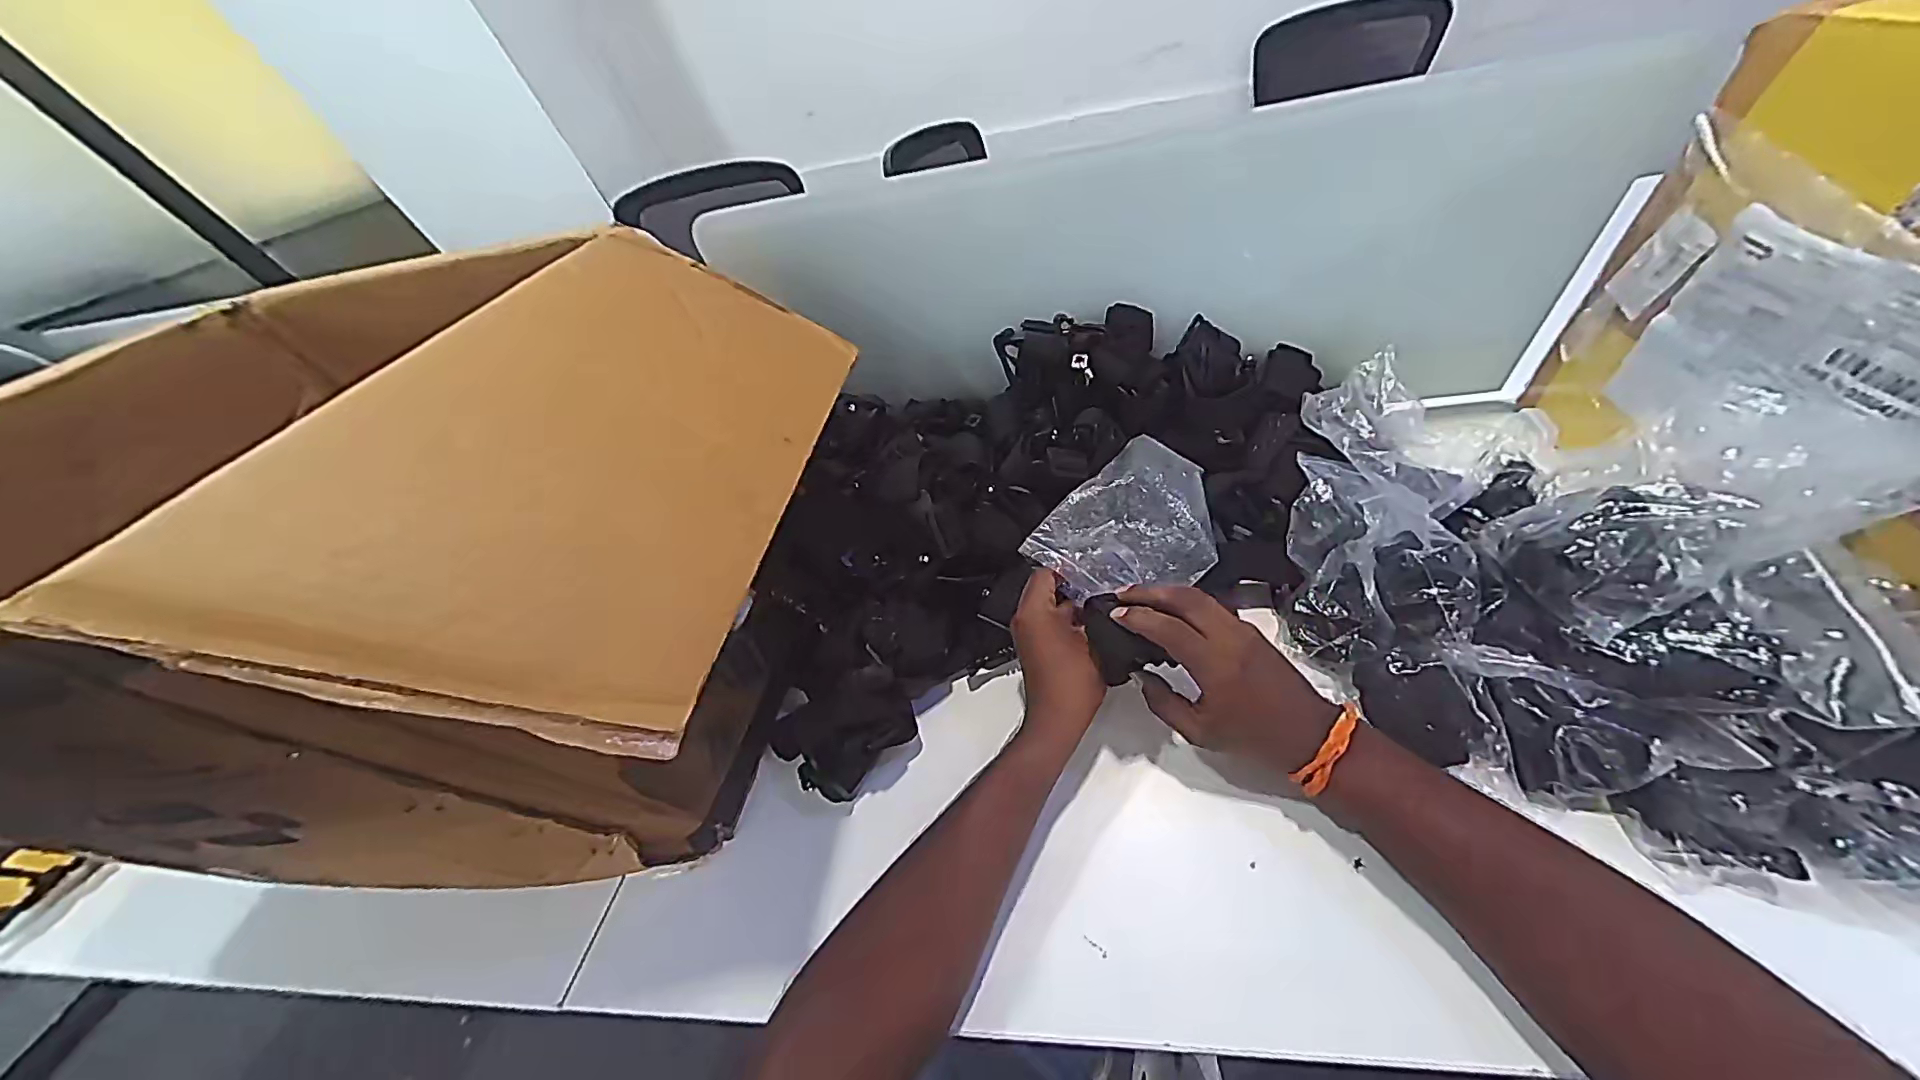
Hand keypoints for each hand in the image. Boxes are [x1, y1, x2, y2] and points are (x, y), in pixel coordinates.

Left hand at [1010, 569, 1106, 737]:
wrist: (1058, 718)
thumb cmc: (1070, 685)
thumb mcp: (1093, 640)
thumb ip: (1093, 614)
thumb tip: (1097, 601)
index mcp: (1033, 612)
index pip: (1045, 573)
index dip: (1070, 570)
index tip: (1089, 572)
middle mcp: (1024, 620)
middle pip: (1047, 588)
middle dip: (1073, 588)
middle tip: (1099, 592)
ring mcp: (1027, 634)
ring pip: (1049, 606)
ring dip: (1071, 606)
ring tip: (1097, 611)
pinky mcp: (1034, 647)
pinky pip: (1048, 622)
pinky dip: (1065, 622)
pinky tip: (1088, 630)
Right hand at [1114, 585, 1340, 774]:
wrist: (1309, 734)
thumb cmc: (1253, 738)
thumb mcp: (1199, 731)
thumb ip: (1164, 703)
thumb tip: (1142, 676)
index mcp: (1214, 663)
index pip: (1167, 628)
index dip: (1137, 618)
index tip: (1114, 616)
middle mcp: (1229, 637)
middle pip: (1184, 598)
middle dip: (1149, 592)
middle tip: (1122, 595)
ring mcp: (1243, 630)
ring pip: (1200, 597)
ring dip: (1168, 592)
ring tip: (1141, 597)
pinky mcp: (1251, 631)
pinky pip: (1213, 606)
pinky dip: (1186, 602)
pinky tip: (1171, 610)